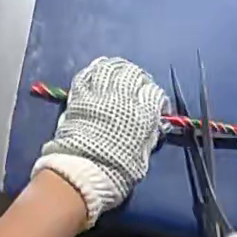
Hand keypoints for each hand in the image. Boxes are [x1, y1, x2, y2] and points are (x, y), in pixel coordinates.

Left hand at [30, 56, 167, 225]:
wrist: (83, 168)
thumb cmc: (116, 169)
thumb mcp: (142, 154)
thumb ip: (148, 134)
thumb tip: (154, 124)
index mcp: (141, 115)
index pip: (154, 94)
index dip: (158, 98)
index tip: (157, 105)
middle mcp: (121, 99)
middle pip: (133, 75)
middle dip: (138, 77)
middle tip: (138, 83)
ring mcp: (98, 94)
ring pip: (109, 69)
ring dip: (116, 68)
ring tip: (119, 71)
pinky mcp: (78, 95)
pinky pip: (86, 75)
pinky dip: (93, 71)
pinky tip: (97, 72)